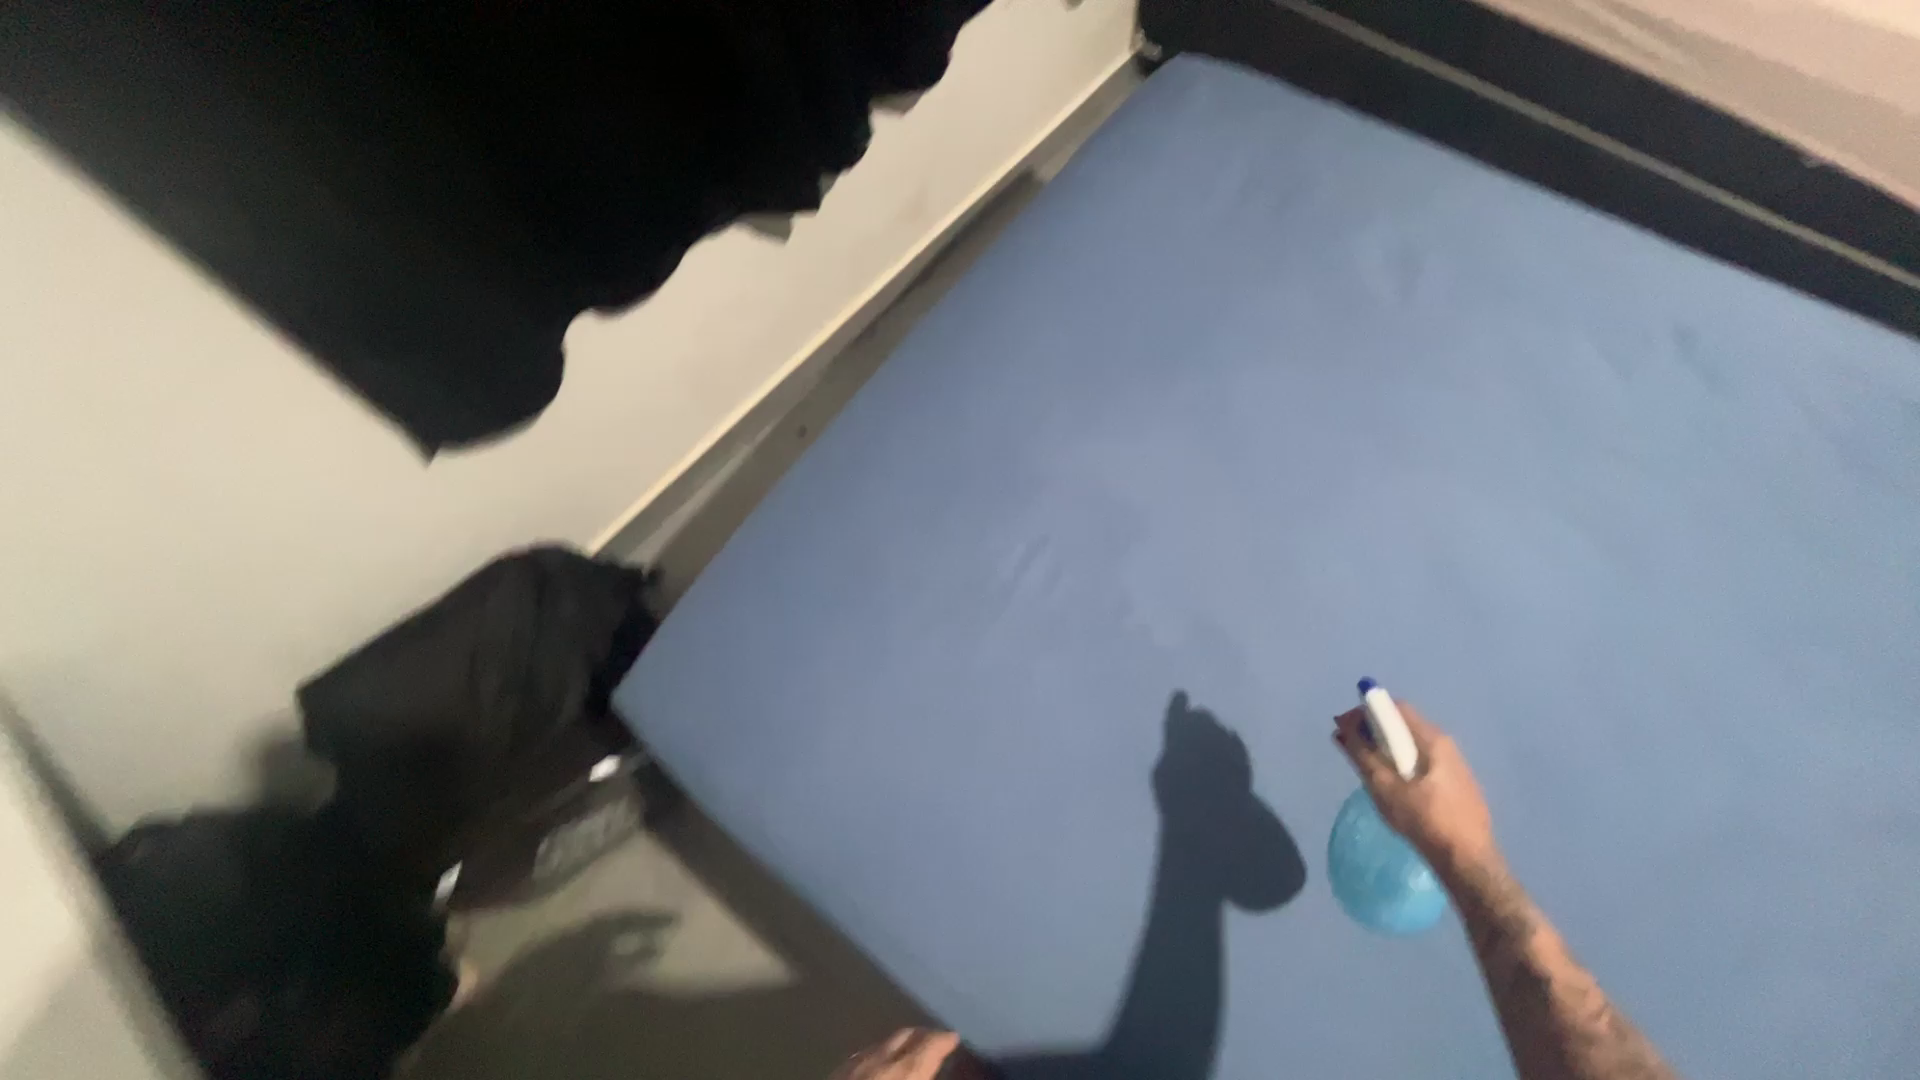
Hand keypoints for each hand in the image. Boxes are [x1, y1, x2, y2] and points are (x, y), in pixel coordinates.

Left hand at [830, 1029, 992, 1079]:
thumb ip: (927, 1073)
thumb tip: (942, 1071)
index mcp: (906, 1071)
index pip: (930, 1044)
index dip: (944, 1039)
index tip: (954, 1037)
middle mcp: (879, 1060)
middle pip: (904, 1036)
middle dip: (921, 1035)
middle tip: (935, 1040)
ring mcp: (852, 1066)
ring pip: (880, 1044)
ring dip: (897, 1044)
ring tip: (907, 1052)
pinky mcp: (833, 1075)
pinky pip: (860, 1057)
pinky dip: (875, 1056)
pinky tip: (874, 1067)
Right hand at [1333, 701, 1498, 876]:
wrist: (1468, 862)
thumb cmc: (1424, 820)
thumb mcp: (1384, 786)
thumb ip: (1361, 754)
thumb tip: (1341, 726)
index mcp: (1433, 740)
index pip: (1395, 708)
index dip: (1366, 712)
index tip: (1346, 728)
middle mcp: (1447, 746)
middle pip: (1404, 725)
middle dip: (1374, 732)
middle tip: (1352, 751)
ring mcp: (1456, 766)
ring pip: (1413, 745)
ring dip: (1387, 750)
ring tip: (1370, 771)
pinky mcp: (1458, 785)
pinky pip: (1423, 762)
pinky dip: (1403, 764)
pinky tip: (1395, 788)